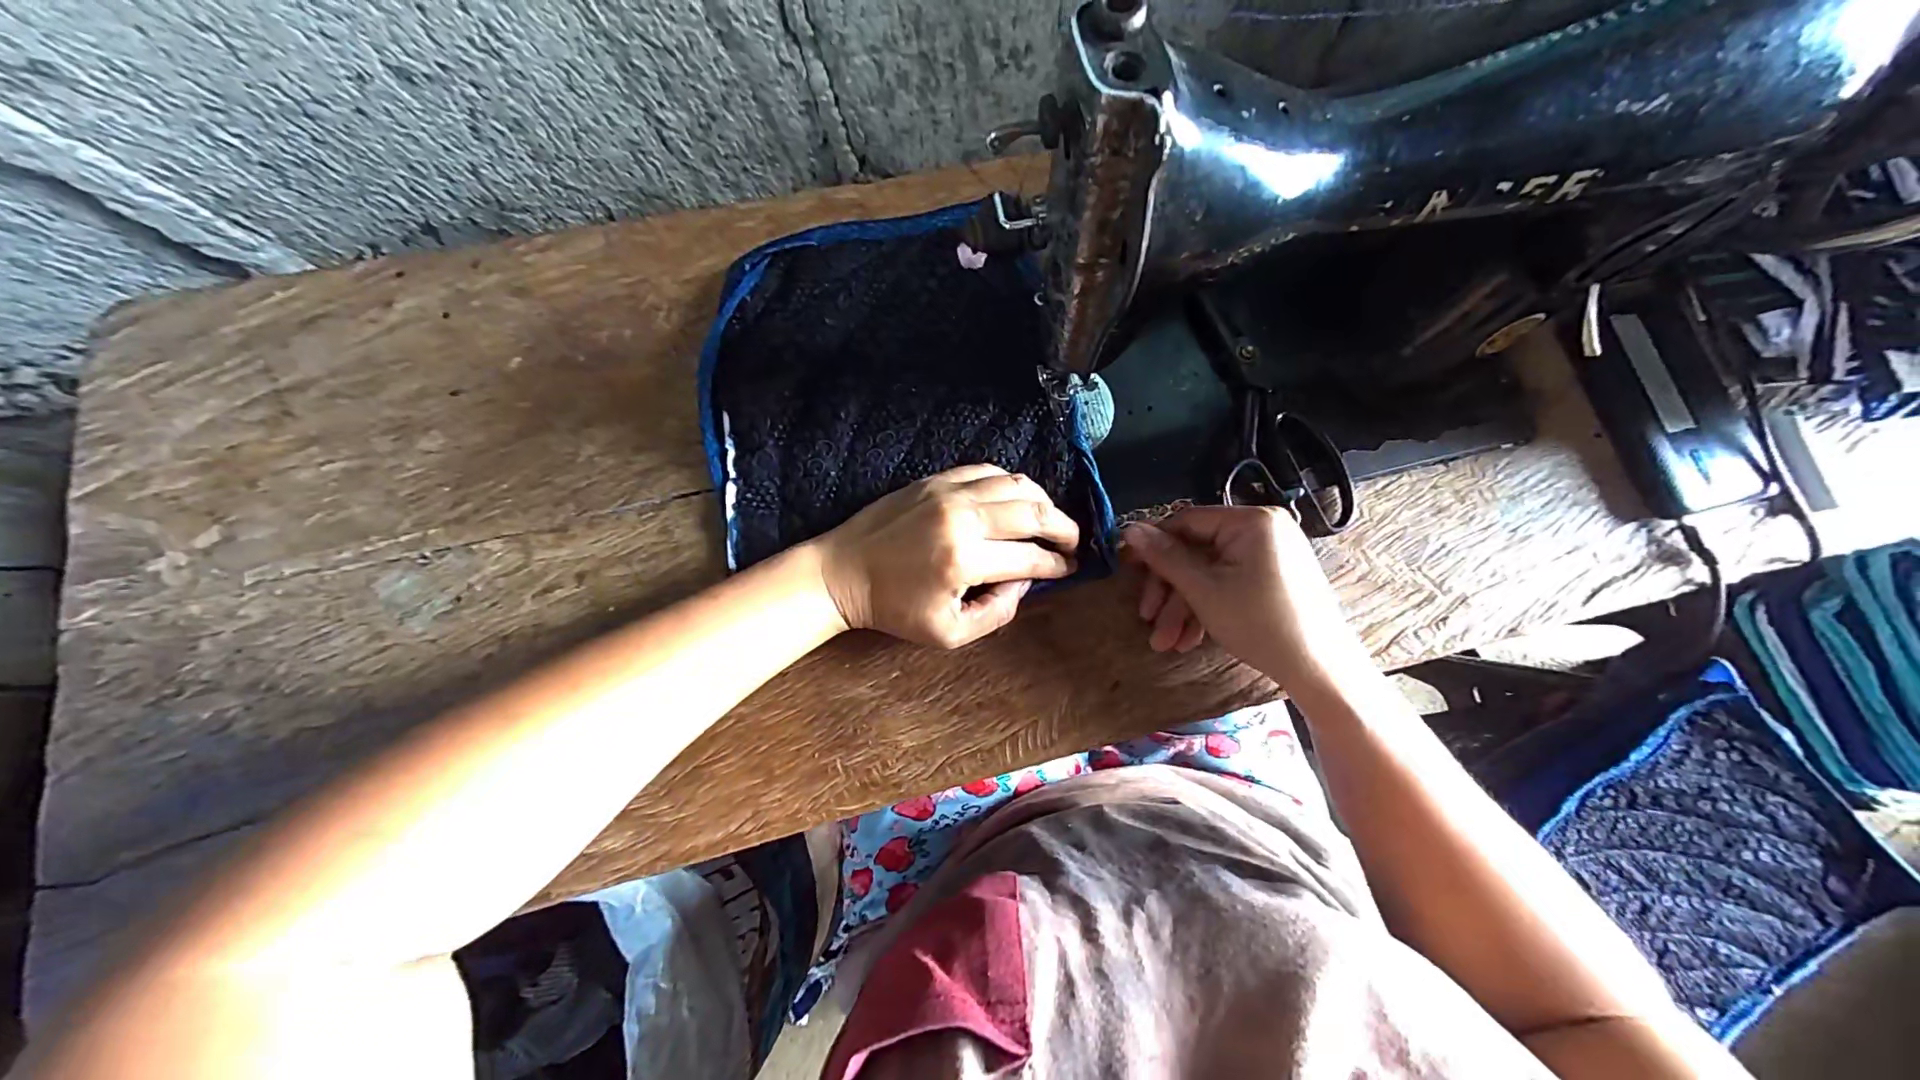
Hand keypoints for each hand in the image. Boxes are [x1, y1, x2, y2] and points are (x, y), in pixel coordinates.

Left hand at [812, 464, 1080, 647]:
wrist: (842, 572)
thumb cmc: (893, 608)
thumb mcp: (948, 633)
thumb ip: (996, 613)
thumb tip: (1024, 582)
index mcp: (964, 560)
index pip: (1031, 557)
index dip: (1059, 564)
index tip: (1071, 567)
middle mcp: (962, 518)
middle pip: (1034, 512)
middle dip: (1065, 528)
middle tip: (1074, 542)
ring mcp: (947, 492)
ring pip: (1016, 483)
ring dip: (1043, 501)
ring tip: (1051, 519)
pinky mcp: (934, 480)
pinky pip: (986, 470)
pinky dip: (1010, 483)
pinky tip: (1015, 498)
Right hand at [1120, 505, 1372, 691]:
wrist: (1321, 669)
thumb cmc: (1260, 624)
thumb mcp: (1203, 590)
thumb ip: (1165, 557)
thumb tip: (1129, 529)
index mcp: (1250, 521)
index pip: (1185, 522)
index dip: (1152, 547)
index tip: (1127, 572)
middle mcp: (1262, 529)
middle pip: (1196, 551)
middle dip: (1169, 591)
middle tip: (1147, 619)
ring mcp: (1270, 553)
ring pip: (1210, 572)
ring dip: (1183, 607)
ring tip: (1166, 642)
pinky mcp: (1274, 576)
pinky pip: (1229, 582)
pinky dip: (1207, 607)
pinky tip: (1190, 638)